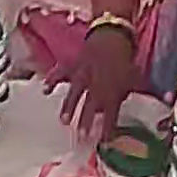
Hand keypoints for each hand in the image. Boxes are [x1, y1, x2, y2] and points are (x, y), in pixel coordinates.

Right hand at [46, 26, 138, 141]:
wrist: (112, 34)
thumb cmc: (123, 62)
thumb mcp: (132, 82)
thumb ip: (124, 100)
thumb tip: (120, 116)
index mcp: (113, 90)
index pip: (111, 114)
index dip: (108, 129)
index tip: (104, 143)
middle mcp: (97, 82)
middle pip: (91, 104)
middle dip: (86, 120)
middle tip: (81, 136)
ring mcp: (83, 73)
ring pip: (75, 91)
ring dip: (69, 106)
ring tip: (63, 121)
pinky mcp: (73, 64)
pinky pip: (61, 72)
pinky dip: (52, 80)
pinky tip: (45, 90)